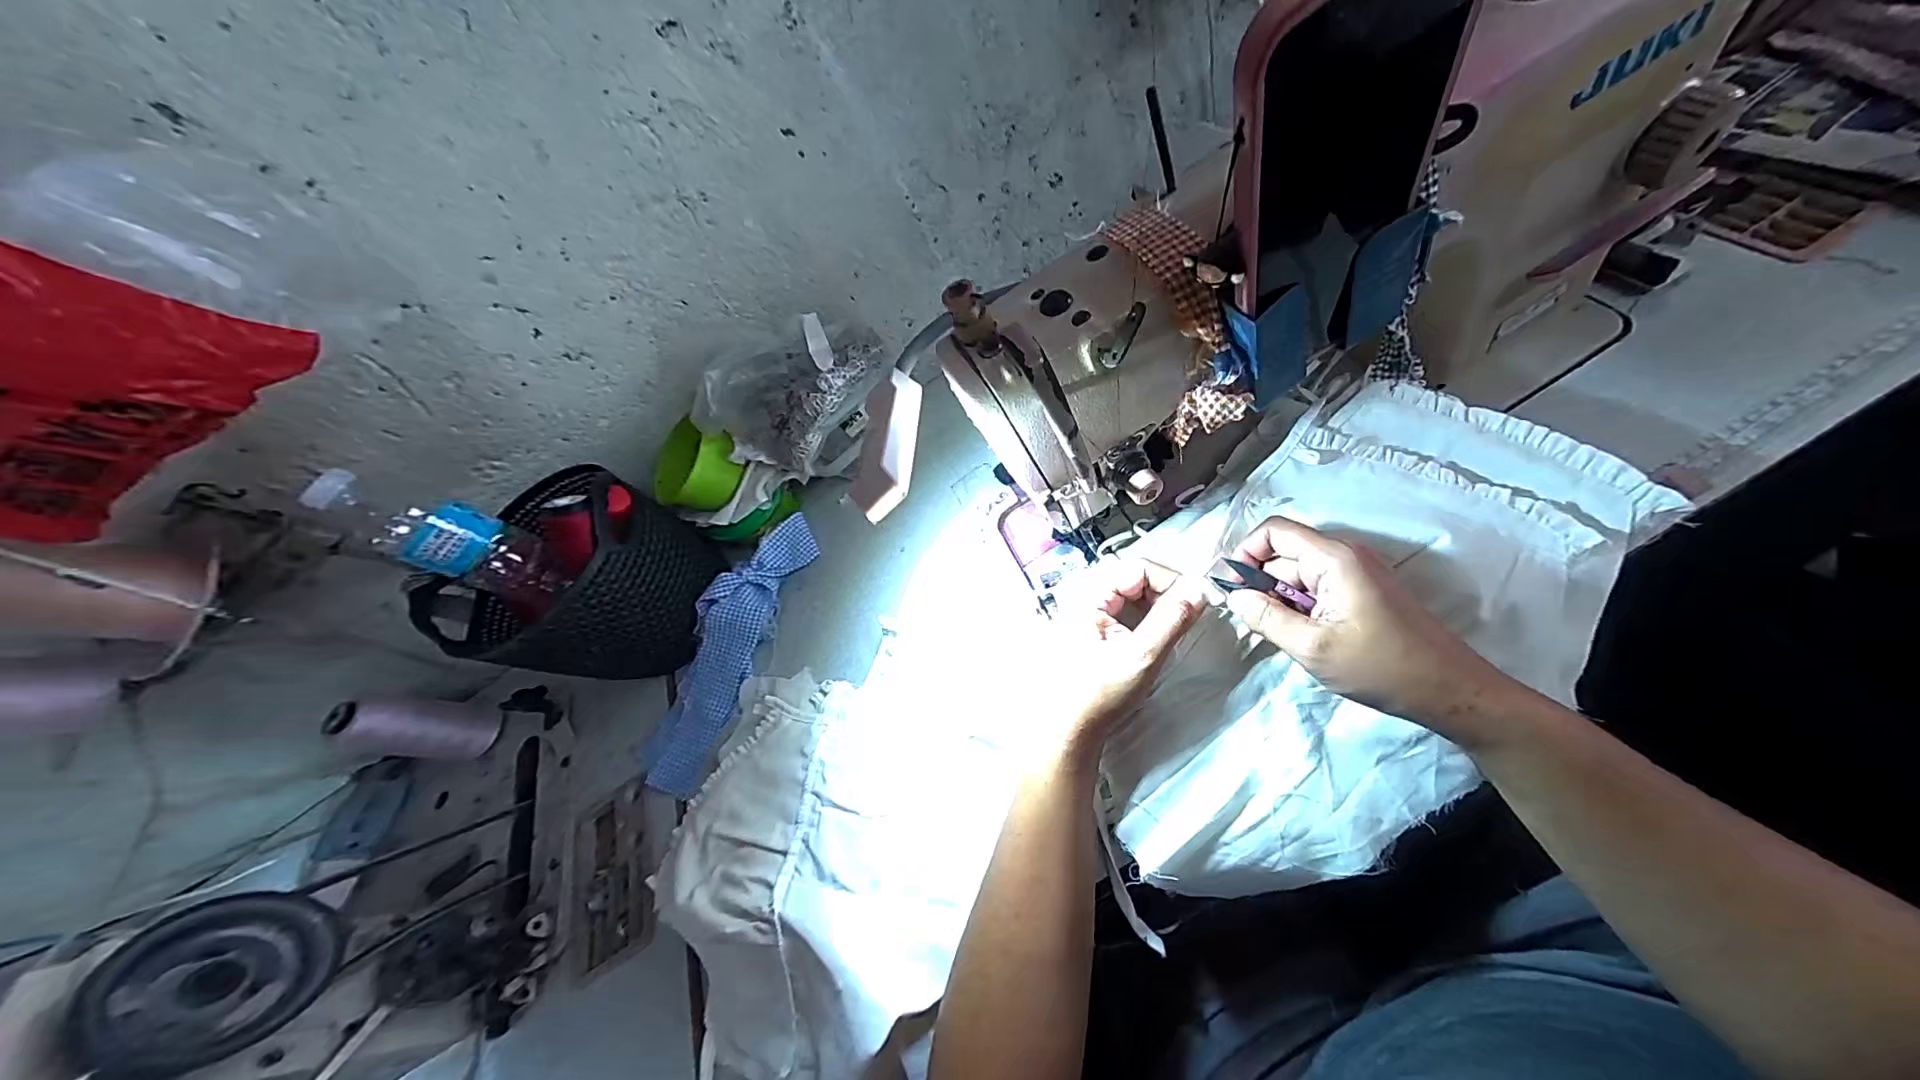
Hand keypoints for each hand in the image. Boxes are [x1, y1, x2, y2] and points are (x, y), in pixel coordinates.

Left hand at [1023, 559, 1205, 768]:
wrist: (1069, 729)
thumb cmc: (1097, 696)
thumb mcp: (1142, 656)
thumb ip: (1171, 620)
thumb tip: (1198, 591)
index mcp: (1088, 597)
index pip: (1137, 566)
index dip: (1170, 580)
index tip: (1193, 602)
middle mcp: (1085, 597)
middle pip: (1135, 576)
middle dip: (1166, 592)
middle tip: (1187, 616)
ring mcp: (1088, 613)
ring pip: (1133, 592)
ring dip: (1159, 605)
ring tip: (1173, 629)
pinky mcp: (1094, 630)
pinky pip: (1127, 610)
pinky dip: (1148, 618)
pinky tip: (1156, 639)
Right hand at [1222, 517, 1517, 738]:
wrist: (1450, 691)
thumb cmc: (1381, 667)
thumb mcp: (1311, 647)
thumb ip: (1264, 616)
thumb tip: (1231, 594)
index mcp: (1335, 559)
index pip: (1274, 531)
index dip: (1245, 553)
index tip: (1231, 588)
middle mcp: (1345, 556)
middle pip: (1283, 554)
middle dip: (1258, 582)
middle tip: (1249, 620)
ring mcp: (1356, 573)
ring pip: (1297, 574)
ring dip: (1278, 598)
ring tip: (1279, 634)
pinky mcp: (1361, 591)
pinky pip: (1315, 588)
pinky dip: (1298, 606)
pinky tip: (1301, 634)